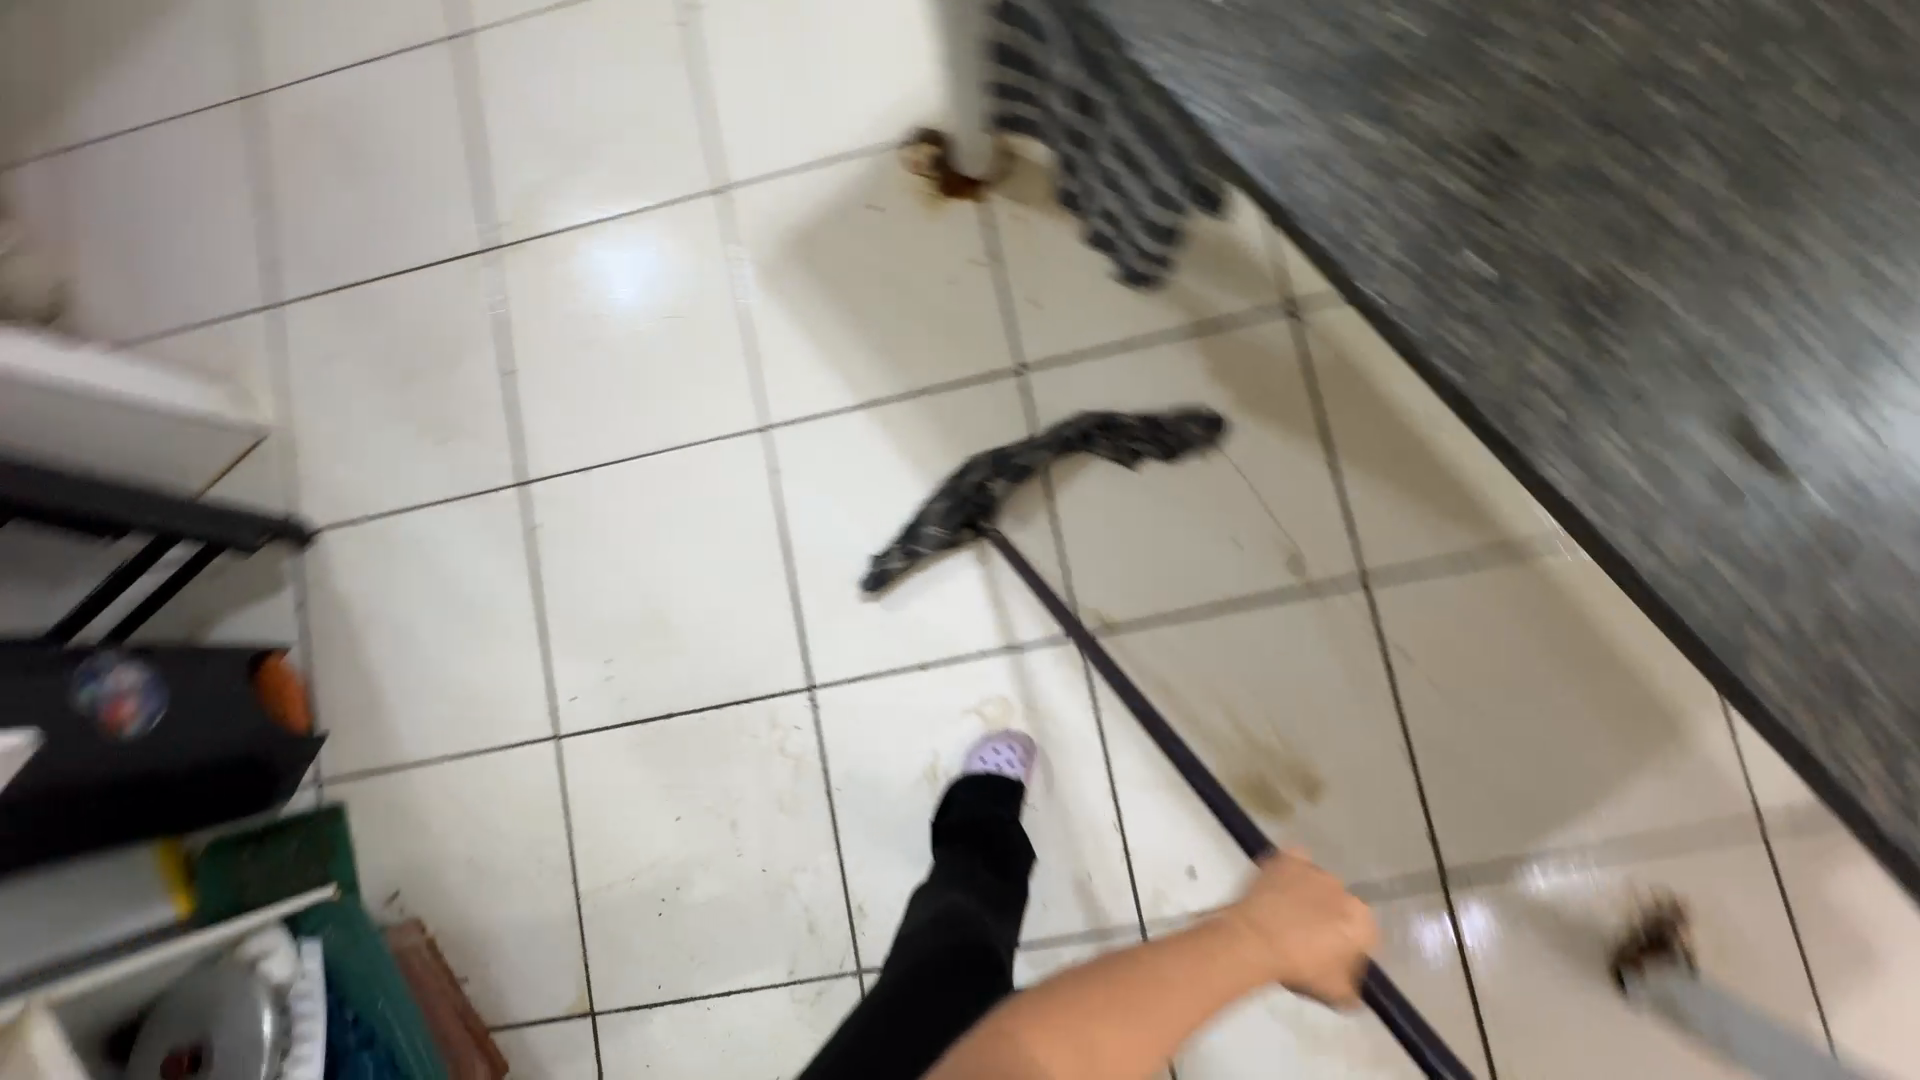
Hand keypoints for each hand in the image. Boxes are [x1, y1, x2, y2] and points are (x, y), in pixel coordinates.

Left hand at [1219, 849, 1376, 1006]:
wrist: (1255, 939)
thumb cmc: (1299, 967)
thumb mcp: (1337, 992)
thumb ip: (1353, 985)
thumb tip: (1353, 983)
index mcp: (1362, 921)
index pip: (1363, 934)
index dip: (1348, 946)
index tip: (1331, 956)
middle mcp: (1343, 889)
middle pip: (1340, 905)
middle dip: (1329, 918)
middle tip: (1307, 935)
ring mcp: (1313, 869)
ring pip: (1317, 884)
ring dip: (1309, 895)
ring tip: (1286, 913)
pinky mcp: (1286, 858)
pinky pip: (1294, 863)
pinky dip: (1290, 872)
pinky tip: (1279, 887)